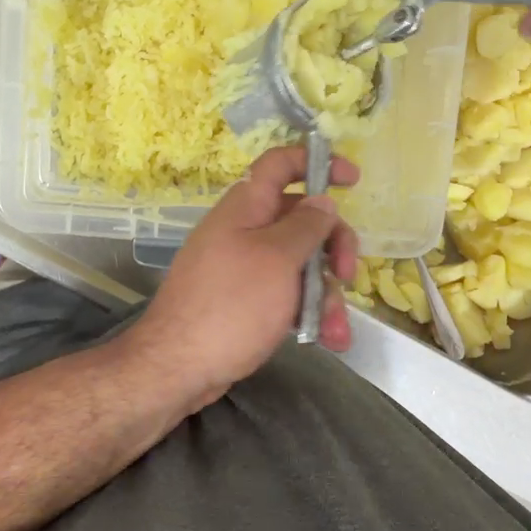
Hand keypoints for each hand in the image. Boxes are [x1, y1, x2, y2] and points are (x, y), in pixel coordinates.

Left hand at [123, 146, 360, 401]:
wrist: (178, 367)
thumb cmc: (230, 305)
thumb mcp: (276, 259)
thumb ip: (305, 226)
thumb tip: (321, 200)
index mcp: (245, 208)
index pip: (279, 166)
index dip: (315, 163)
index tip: (352, 180)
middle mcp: (243, 232)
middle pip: (300, 220)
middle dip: (333, 246)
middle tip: (347, 274)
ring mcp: (243, 269)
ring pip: (299, 265)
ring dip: (326, 294)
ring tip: (337, 329)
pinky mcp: (245, 303)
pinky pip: (286, 297)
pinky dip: (308, 314)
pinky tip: (327, 340)